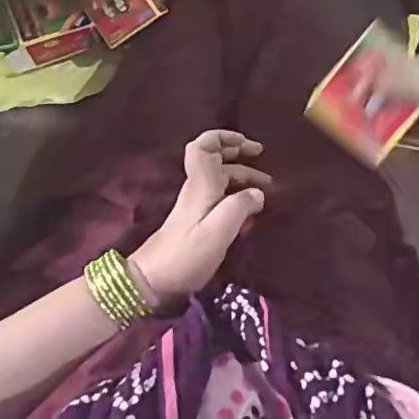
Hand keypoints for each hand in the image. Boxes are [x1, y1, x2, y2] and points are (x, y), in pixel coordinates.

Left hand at [130, 130, 271, 307]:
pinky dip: (237, 194)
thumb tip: (258, 193)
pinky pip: (220, 196)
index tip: (246, 144)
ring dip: (242, 177)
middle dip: (238, 153)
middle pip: (215, 159)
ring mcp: (196, 204)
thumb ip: (240, 207)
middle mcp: (197, 189)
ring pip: (220, 178)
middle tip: (261, 156)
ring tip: (266, 188)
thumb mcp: (218, 231)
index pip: (203, 146)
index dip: (222, 137)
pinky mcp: (197, 220)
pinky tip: (251, 207)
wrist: (153, 281)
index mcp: (201, 185)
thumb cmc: (186, 255)